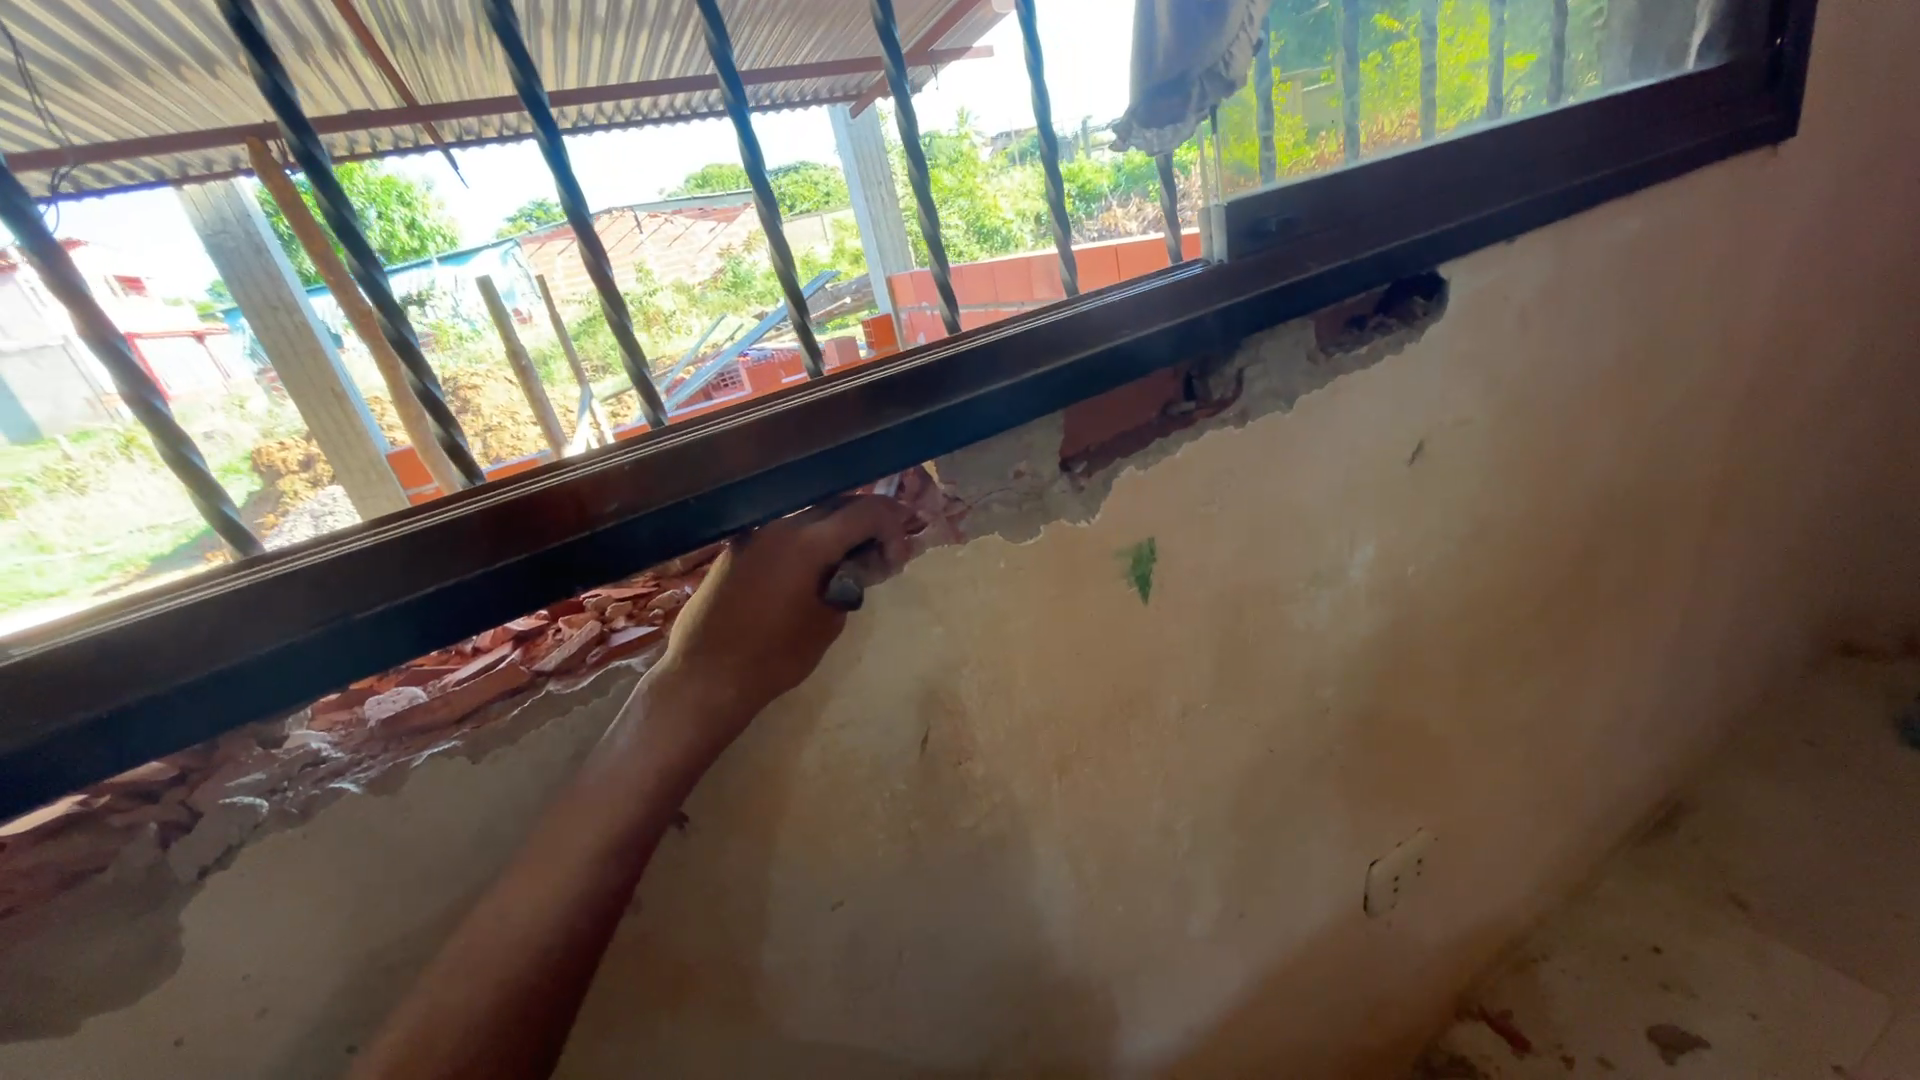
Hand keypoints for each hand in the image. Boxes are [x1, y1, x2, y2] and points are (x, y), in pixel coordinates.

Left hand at [636, 494, 916, 769]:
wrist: (706, 676)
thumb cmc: (775, 656)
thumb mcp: (828, 621)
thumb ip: (851, 581)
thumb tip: (862, 564)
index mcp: (808, 541)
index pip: (865, 511)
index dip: (893, 525)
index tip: (903, 551)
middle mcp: (780, 525)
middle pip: (837, 505)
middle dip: (868, 522)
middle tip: (887, 550)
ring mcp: (754, 534)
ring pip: (808, 517)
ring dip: (837, 531)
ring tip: (853, 560)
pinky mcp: (737, 549)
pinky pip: (782, 533)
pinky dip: (808, 542)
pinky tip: (815, 569)